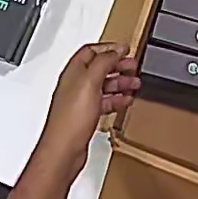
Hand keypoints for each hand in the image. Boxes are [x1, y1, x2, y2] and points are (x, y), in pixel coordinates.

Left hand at [33, 43, 139, 174]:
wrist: (64, 150)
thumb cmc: (71, 120)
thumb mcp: (91, 82)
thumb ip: (104, 62)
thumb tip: (116, 49)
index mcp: (74, 73)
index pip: (91, 51)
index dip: (108, 48)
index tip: (124, 49)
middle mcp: (75, 85)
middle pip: (98, 68)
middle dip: (117, 66)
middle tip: (132, 67)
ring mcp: (80, 101)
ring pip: (103, 86)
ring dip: (120, 83)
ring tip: (133, 84)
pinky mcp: (85, 116)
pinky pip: (104, 102)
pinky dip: (116, 99)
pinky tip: (124, 101)